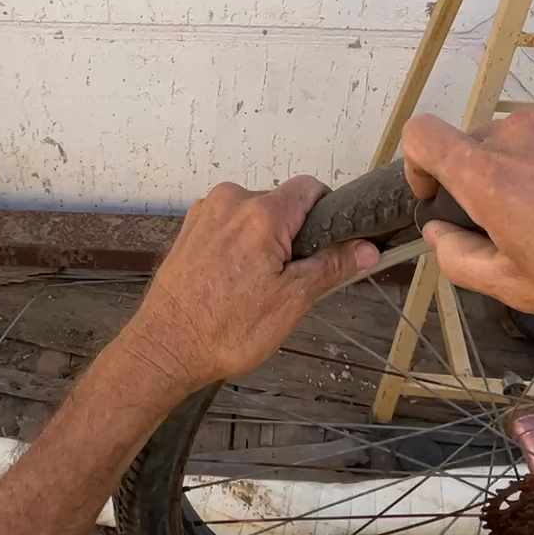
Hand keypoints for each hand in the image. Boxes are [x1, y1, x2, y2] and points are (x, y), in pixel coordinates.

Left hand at [115, 178, 380, 394]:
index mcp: (261, 213)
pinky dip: (240, 243)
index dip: (328, 212)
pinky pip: (229, 223)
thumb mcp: (293, 301)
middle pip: (281, 202)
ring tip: (258, 285)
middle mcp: (231, 200)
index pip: (310, 187)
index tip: (332, 242)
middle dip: (295, 233)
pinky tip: (235, 280)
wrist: (166, 347)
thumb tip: (367, 247)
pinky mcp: (191, 227)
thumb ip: (332, 265)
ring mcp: (206, 211)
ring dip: (266, 240)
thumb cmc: (226, 330)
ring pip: (255, 214)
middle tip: (292, 278)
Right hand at [402, 104, 533, 347]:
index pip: (421, 134)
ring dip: (530, 172)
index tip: (437, 194)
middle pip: (477, 144)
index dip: (417, 163)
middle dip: (483, 181)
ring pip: (525, 140)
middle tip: (523, 231)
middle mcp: (523, 133)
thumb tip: (440, 233)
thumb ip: (461, 259)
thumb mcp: (525, 291)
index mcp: (492, 175)